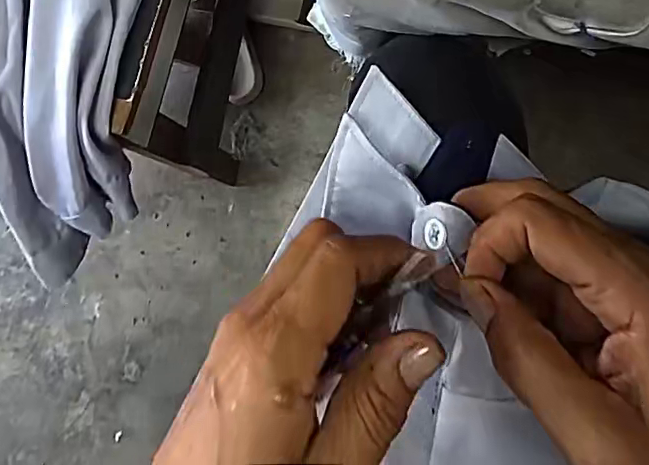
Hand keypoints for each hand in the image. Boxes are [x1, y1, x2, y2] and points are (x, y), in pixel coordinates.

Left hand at [154, 218, 444, 464]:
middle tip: (403, 298)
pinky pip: (282, 297)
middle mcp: (244, 328)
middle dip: (367, 257)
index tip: (420, 274)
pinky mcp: (226, 356)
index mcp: (271, 350)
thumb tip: (422, 344)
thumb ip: (375, 404)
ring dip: (345, 280)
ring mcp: (230, 339)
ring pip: (299, 266)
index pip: (337, 256)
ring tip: (377, 333)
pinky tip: (340, 354)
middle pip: (315, 244)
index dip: (387, 253)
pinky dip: (321, 301)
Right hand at [455, 179, 648, 464]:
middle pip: (552, 209)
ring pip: (558, 239)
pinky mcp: (636, 308)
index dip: (491, 237)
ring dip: (508, 251)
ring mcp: (639, 284)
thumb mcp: (602, 442)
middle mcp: (639, 266)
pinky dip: (532, 284)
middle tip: (442, 234)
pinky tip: (507, 307)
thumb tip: (476, 295)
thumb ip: (530, 362)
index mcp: (637, 286)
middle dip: (493, 214)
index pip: (544, 219)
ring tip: (465, 278)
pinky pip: (572, 277)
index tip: (462, 287)